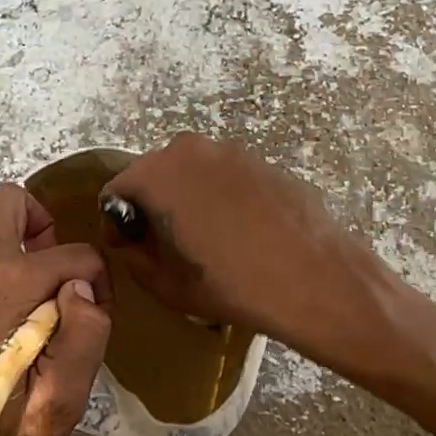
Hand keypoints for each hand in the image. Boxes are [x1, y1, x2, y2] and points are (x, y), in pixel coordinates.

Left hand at [0, 184, 111, 435]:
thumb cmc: (1, 432)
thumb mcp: (61, 399)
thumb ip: (84, 334)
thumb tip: (83, 288)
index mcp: (13, 284)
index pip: (78, 255)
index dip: (99, 285)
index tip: (94, 324)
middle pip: (10, 202)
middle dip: (45, 225)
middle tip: (60, 282)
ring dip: (28, 259)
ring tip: (43, 324)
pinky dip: (8, 284)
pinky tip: (15, 341)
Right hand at [102, 132, 406, 377]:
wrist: (319, 282)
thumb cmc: (232, 285)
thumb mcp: (167, 285)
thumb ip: (136, 259)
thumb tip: (133, 245)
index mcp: (157, 173)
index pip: (116, 190)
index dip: (116, 222)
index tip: (129, 249)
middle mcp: (190, 150)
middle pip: (154, 175)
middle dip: (152, 206)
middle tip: (164, 245)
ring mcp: (233, 152)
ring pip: (193, 174)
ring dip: (188, 200)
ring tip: (206, 241)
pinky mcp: (266, 163)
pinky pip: (228, 179)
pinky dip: (224, 200)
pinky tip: (242, 235)